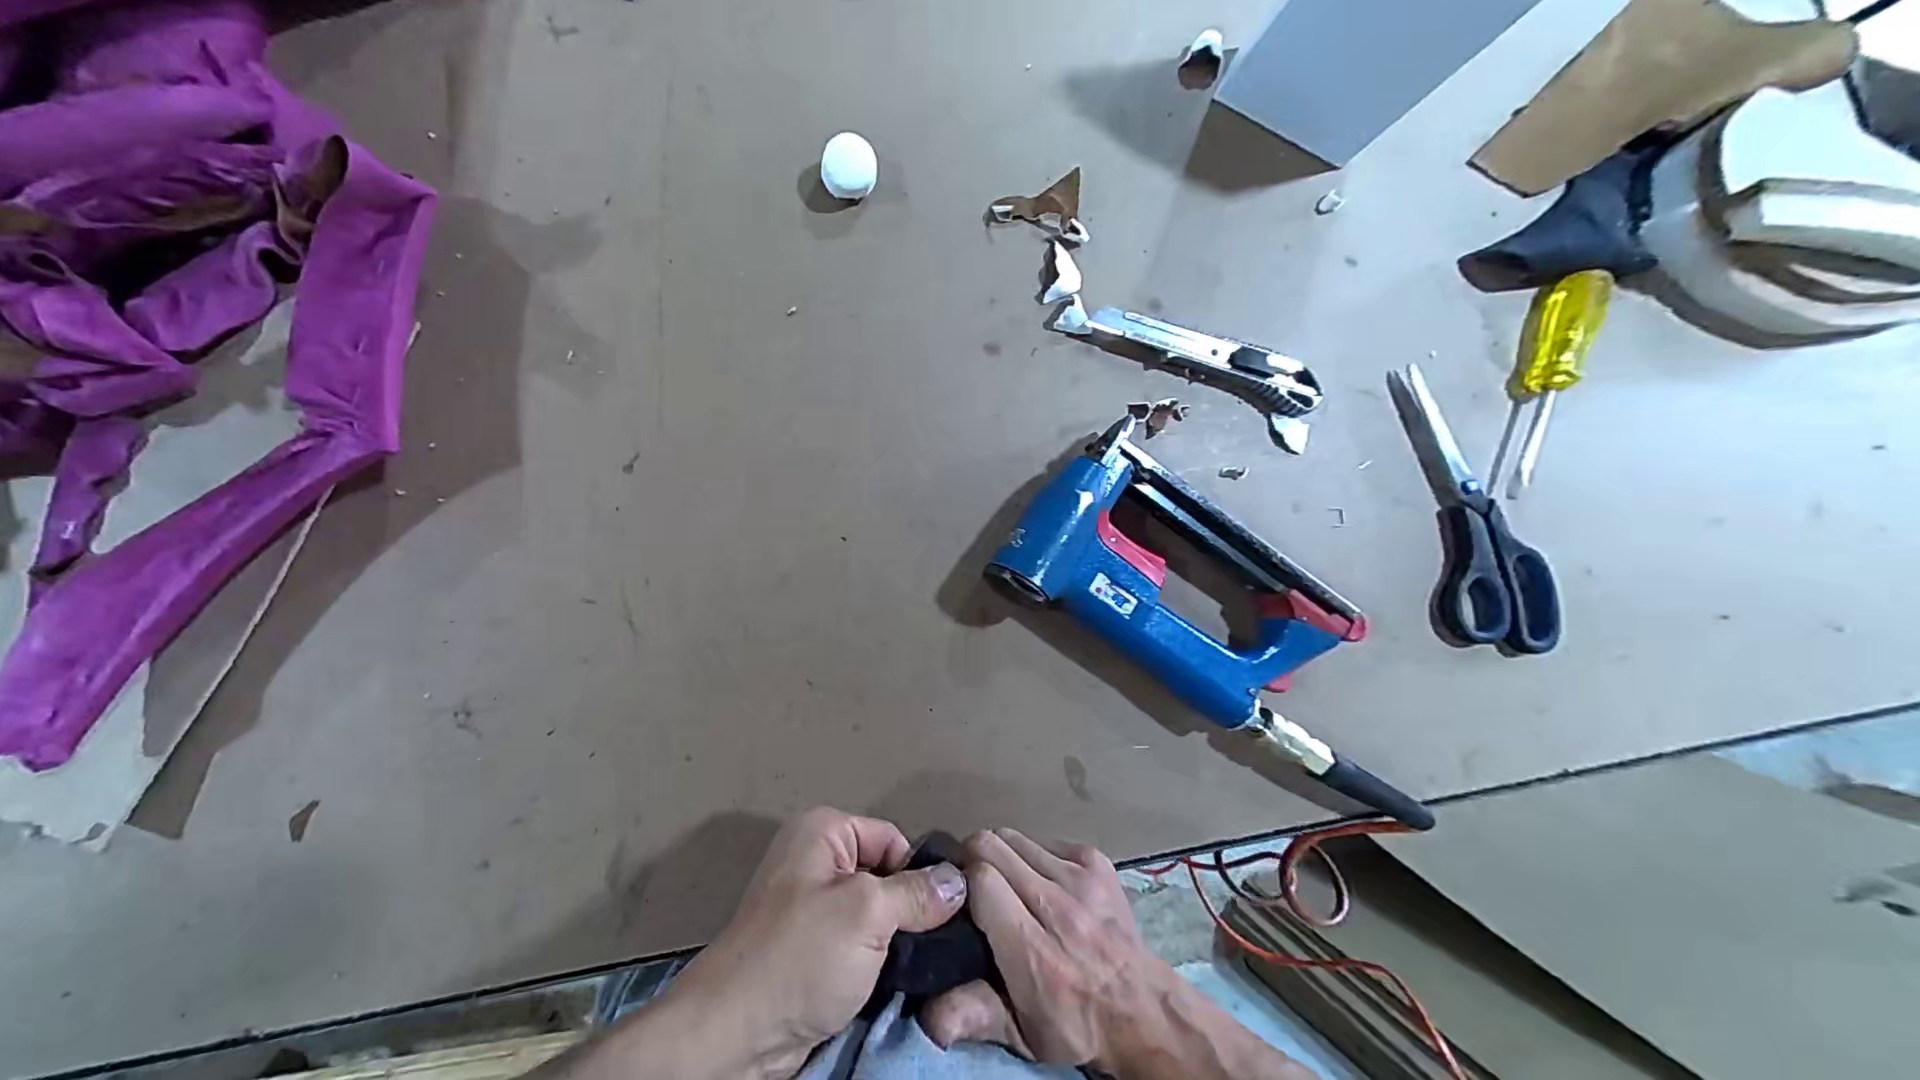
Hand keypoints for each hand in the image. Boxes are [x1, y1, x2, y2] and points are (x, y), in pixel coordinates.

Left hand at [644, 807, 967, 1078]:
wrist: (735, 1037)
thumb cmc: (799, 957)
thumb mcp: (867, 913)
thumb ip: (917, 893)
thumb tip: (959, 879)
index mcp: (823, 831)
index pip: (893, 839)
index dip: (918, 872)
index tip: (942, 911)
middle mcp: (815, 860)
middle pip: (885, 875)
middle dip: (910, 909)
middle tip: (938, 943)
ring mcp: (811, 908)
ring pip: (875, 914)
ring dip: (896, 940)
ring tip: (922, 964)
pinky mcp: (811, 950)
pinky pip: (858, 943)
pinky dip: (878, 960)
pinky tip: (898, 980)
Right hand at [924, 828, 1312, 1079]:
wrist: (1142, 1006)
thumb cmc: (1073, 1023)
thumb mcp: (1020, 1033)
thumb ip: (973, 1014)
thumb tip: (929, 1015)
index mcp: (1034, 951)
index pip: (981, 880)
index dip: (960, 883)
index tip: (954, 899)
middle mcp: (1058, 905)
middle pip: (991, 845)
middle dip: (972, 859)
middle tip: (972, 886)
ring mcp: (1081, 876)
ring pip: (1013, 836)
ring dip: (1000, 854)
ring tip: (1004, 882)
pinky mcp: (1095, 859)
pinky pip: (1042, 838)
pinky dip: (1031, 854)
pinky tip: (1038, 881)